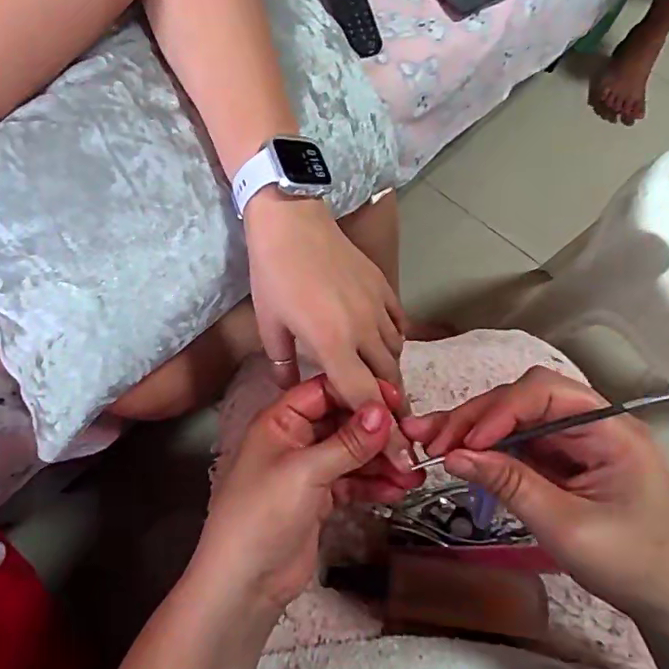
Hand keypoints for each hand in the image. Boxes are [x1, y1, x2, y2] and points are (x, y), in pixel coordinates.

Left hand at [196, 377, 421, 611]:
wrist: (244, 583)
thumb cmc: (261, 515)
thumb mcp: (304, 472)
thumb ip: (347, 442)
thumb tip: (382, 412)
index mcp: (280, 421)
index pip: (325, 391)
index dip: (359, 392)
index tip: (397, 400)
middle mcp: (295, 439)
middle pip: (344, 423)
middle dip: (378, 432)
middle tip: (412, 442)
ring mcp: (308, 470)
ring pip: (353, 454)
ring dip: (382, 462)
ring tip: (414, 473)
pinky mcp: (320, 499)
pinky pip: (353, 483)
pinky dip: (375, 485)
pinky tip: (398, 490)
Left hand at [245, 196, 406, 415]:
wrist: (292, 220)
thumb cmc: (274, 273)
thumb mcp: (269, 324)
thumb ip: (283, 363)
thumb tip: (290, 386)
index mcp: (332, 344)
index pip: (362, 396)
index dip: (378, 426)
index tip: (390, 448)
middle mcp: (364, 330)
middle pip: (387, 379)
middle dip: (389, 405)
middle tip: (387, 422)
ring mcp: (378, 307)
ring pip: (397, 353)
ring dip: (391, 374)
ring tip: (382, 387)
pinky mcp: (385, 288)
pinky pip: (400, 325)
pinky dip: (395, 343)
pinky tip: (384, 348)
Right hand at [400, 367, 668, 617]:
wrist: (666, 598)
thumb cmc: (629, 564)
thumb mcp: (567, 527)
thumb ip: (512, 485)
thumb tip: (454, 456)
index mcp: (611, 430)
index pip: (547, 393)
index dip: (501, 411)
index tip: (466, 443)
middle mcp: (592, 423)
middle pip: (524, 399)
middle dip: (476, 416)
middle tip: (431, 439)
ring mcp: (575, 440)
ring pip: (513, 417)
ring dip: (470, 427)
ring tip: (426, 438)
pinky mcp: (561, 458)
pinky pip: (516, 441)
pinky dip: (482, 446)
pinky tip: (450, 449)